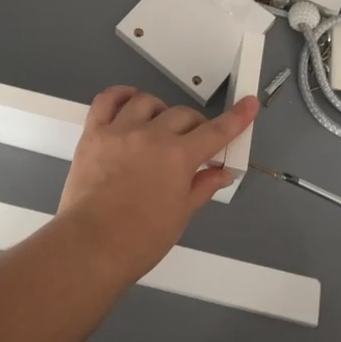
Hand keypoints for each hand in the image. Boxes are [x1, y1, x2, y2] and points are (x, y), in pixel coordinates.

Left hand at [55, 87, 256, 283]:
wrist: (91, 246)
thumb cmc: (140, 239)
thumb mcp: (180, 215)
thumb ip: (202, 186)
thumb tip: (222, 173)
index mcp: (178, 157)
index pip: (215, 131)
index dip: (236, 118)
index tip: (249, 104)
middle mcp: (152, 135)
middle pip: (183, 114)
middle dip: (195, 126)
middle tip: (194, 144)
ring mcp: (120, 130)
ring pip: (147, 102)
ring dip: (161, 111)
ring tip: (160, 127)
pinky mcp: (93, 133)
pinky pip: (107, 100)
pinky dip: (120, 95)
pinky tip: (129, 101)